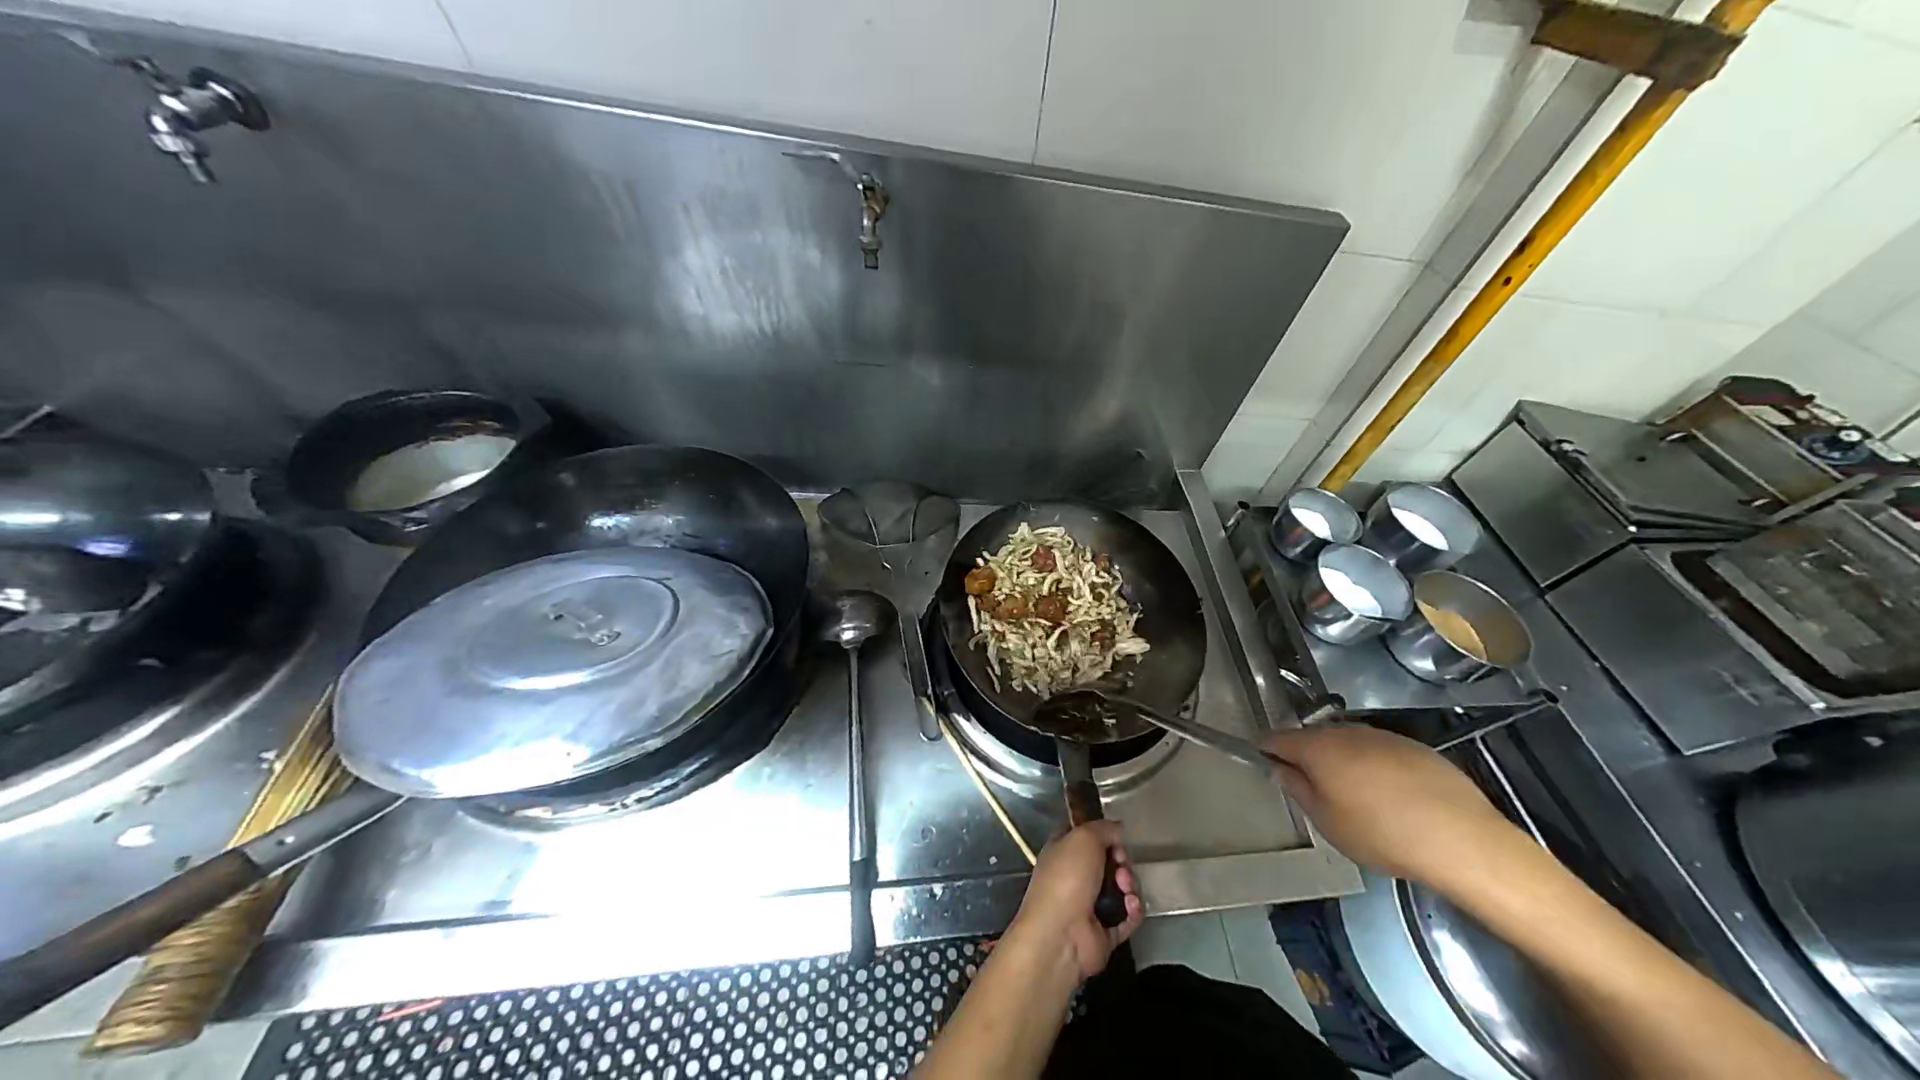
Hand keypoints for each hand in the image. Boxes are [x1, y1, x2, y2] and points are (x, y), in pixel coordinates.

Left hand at [1003, 821, 1143, 980]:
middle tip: (1121, 866)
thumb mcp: (1084, 838)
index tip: (1116, 838)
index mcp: (1062, 852)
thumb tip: (1119, 830)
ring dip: (1129, 885)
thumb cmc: (1067, 877)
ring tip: (1125, 889)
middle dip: (1121, 862)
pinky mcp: (1105, 932)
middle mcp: (1074, 877)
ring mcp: (1090, 906)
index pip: (1086, 837)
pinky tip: (1130, 906)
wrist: (1062, 934)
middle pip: (1109, 863)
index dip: (1104, 835)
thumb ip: (1104, 829)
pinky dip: (1133, 911)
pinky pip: (1128, 917)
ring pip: (1121, 889)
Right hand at [1263, 724, 1521, 888]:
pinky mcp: (1417, 748)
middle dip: (1306, 755)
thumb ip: (1297, 789)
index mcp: (1318, 747)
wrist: (1463, 840)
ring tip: (1351, 794)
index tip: (1267, 765)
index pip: (1278, 737)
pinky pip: (1380, 751)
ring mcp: (1385, 737)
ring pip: (1348, 742)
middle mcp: (1348, 732)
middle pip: (1314, 736)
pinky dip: (1373, 766)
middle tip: (1310, 788)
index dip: (1267, 750)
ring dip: (1341, 760)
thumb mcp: (1327, 822)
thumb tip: (1282, 769)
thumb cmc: (1382, 833)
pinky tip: (1388, 797)